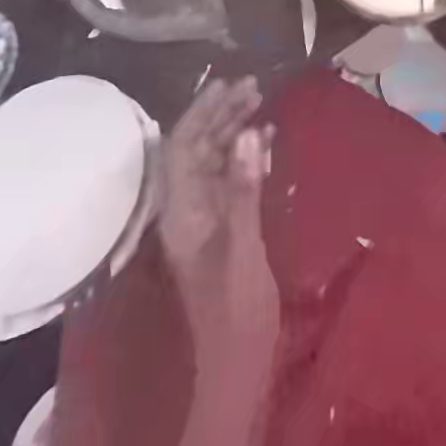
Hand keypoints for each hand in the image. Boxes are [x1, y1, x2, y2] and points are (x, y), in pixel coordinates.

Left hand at [158, 78, 278, 340]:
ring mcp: (205, 214)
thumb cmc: (236, 306)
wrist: (239, 359)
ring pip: (215, 159)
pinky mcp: (223, 223)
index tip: (228, 86)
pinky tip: (266, 140)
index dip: (203, 112)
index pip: (184, 145)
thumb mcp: (242, 246)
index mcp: (179, 208)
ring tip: (259, 101)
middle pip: (199, 147)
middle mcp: (186, 204)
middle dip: (221, 114)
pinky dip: (246, 156)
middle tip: (251, 86)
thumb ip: (242, 189)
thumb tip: (248, 133)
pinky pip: (230, 178)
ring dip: (234, 130)